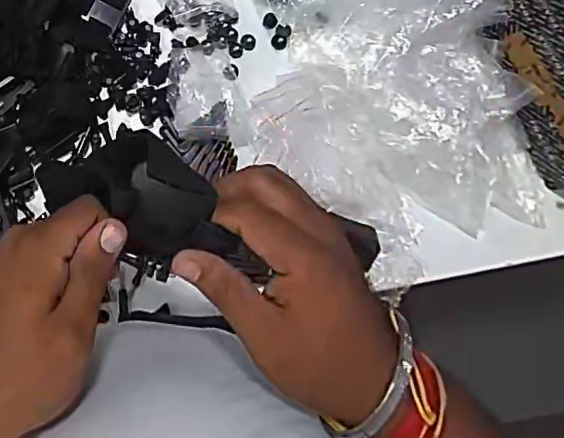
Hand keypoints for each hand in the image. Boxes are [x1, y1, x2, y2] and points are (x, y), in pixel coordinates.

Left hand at [0, 197, 126, 437]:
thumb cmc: (19, 379)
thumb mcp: (74, 329)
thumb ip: (94, 270)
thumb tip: (112, 229)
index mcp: (37, 247)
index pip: (89, 207)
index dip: (108, 238)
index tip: (108, 272)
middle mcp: (17, 243)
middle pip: (73, 224)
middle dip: (90, 257)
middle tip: (88, 304)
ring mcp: (6, 256)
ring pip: (58, 242)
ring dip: (72, 270)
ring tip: (68, 316)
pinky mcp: (1, 271)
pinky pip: (40, 257)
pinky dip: (53, 278)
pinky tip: (51, 315)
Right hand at [171, 166, 399, 425]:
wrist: (377, 383)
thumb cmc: (322, 365)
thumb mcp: (264, 337)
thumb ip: (223, 288)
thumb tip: (185, 257)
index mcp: (303, 254)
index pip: (246, 211)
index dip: (212, 214)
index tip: (191, 231)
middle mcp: (318, 230)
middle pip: (265, 180)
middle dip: (228, 188)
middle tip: (204, 214)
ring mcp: (328, 229)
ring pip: (280, 182)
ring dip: (247, 188)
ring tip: (223, 217)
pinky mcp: (330, 234)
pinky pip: (293, 196)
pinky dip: (265, 197)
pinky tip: (250, 225)